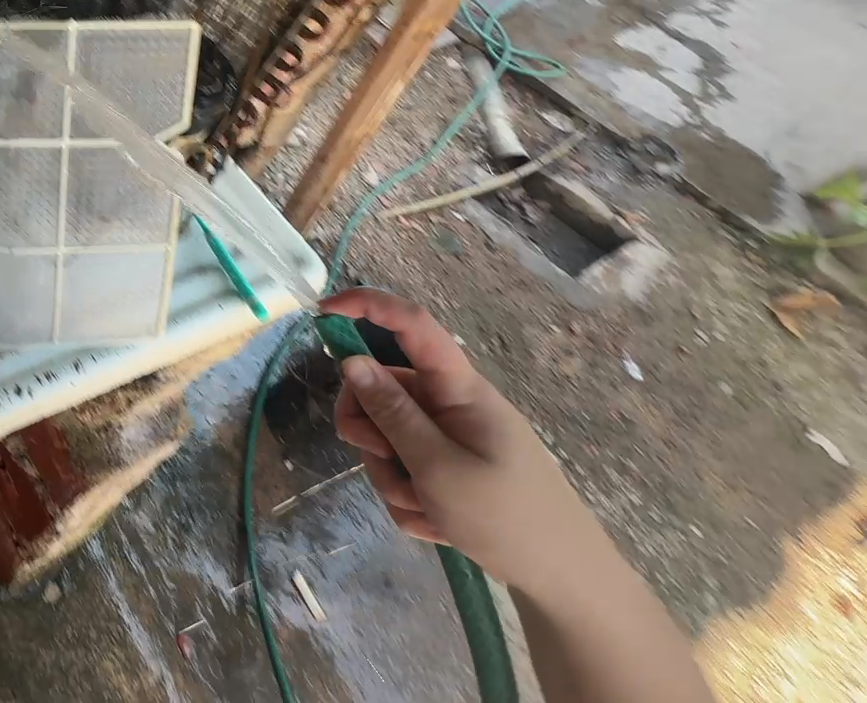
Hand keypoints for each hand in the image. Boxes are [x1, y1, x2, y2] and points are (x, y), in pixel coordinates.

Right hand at [324, 288, 605, 595]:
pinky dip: (406, 496)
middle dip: (366, 426)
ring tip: (423, 506)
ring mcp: (447, 438)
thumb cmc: (508, 518)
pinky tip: (434, 521)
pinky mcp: (445, 468)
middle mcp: (449, 405)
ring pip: (383, 436)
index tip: (322, 312)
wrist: (567, 583)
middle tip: (380, 459)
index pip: (412, 325)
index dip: (367, 305)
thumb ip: (391, 412)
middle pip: (379, 389)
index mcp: (458, 389)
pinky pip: (399, 469)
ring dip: (389, 473)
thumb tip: (352, 361)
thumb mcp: (438, 466)